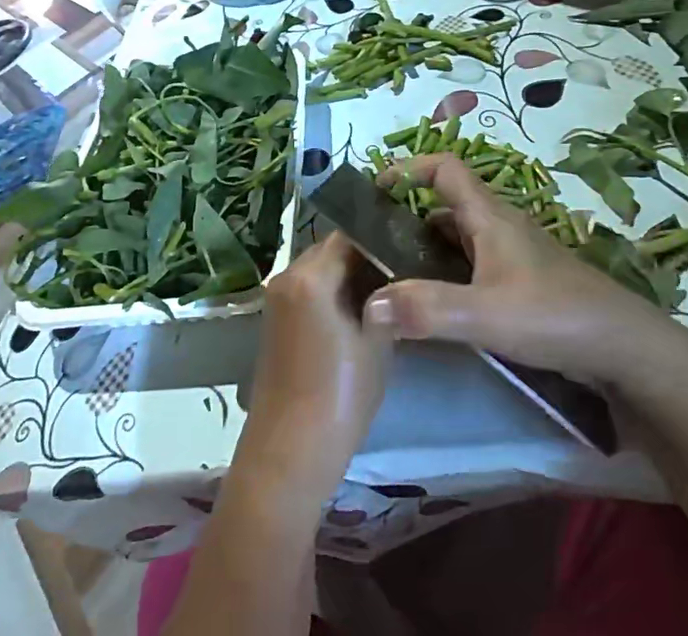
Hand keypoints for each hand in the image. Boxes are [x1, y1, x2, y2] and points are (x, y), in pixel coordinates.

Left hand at [237, 233, 392, 495]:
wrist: (290, 452)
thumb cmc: (341, 394)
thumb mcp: (377, 341)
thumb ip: (387, 298)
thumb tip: (395, 275)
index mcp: (310, 275)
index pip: (350, 234)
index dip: (382, 236)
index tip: (412, 244)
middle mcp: (286, 276)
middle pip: (330, 250)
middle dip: (365, 255)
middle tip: (405, 267)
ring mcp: (276, 299)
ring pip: (320, 271)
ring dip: (349, 275)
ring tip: (389, 288)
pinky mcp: (275, 321)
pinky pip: (308, 291)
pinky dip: (332, 292)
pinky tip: (361, 309)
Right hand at [365, 154, 669, 382]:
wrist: (623, 348)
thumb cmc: (554, 316)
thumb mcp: (485, 314)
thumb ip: (427, 308)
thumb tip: (370, 304)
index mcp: (491, 218)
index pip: (446, 169)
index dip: (409, 168)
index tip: (375, 189)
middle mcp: (500, 229)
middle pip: (447, 206)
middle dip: (408, 216)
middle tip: (373, 245)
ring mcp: (513, 257)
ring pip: (459, 239)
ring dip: (426, 249)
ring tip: (392, 276)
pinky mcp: (522, 284)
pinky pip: (473, 267)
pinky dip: (447, 275)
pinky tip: (433, 305)